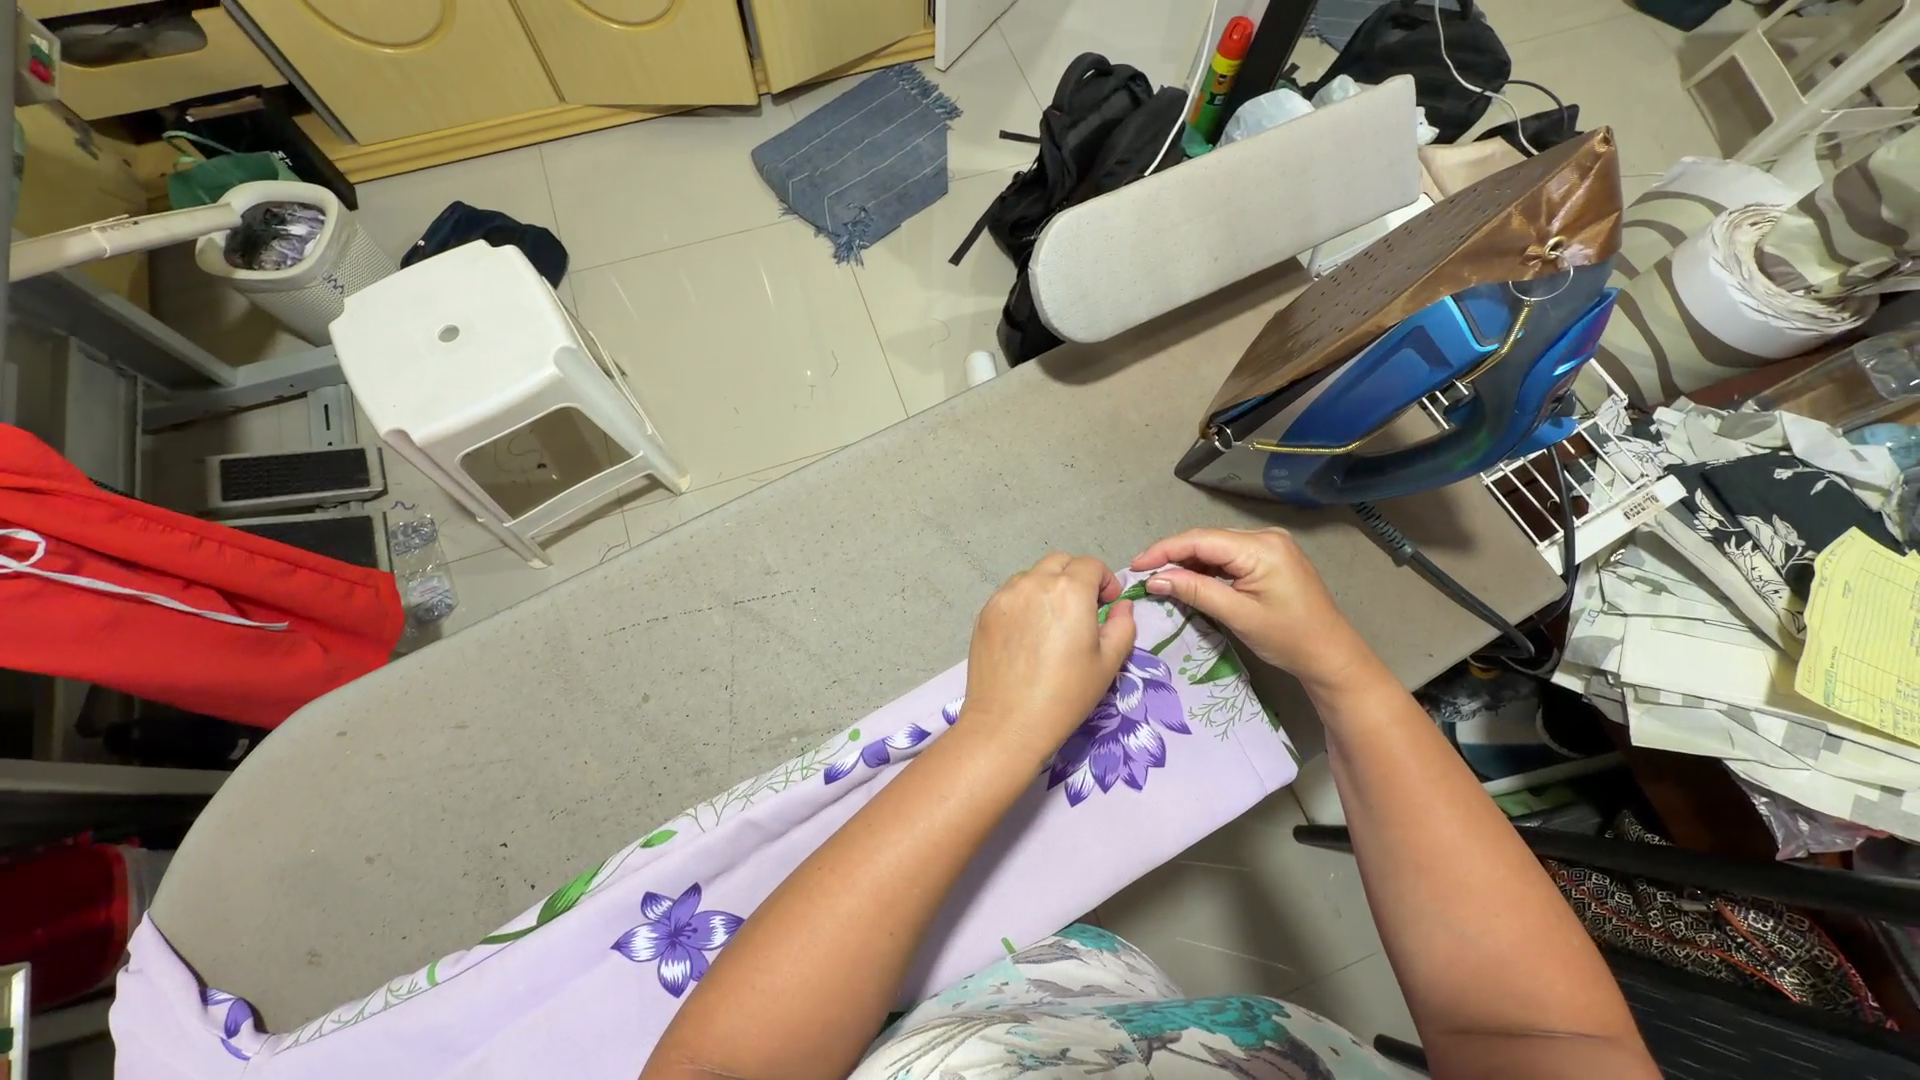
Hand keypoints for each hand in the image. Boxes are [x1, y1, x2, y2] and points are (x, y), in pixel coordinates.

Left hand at [961, 553, 1135, 757]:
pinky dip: (1024, 603)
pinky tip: (1028, 635)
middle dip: (1076, 578)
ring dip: (1048, 587)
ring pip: (1032, 576)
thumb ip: (1122, 626)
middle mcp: (1034, 583)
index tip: (1108, 605)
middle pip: (1059, 563)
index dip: (1105, 581)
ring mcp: (1004, 597)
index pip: (1090, 565)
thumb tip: (1122, 605)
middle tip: (1083, 611)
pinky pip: (1010, 595)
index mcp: (1069, 590)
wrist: (1008, 723)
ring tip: (1053, 623)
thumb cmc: (1066, 695)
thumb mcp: (1108, 663)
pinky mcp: (985, 613)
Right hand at [1131, 528, 1376, 693]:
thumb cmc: (1288, 638)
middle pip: (1207, 540)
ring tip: (1162, 580)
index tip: (1135, 566)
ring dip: (1189, 563)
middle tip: (1144, 576)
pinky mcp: (1272, 558)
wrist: (1331, 655)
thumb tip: (1155, 579)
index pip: (1200, 540)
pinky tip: (1191, 581)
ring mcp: (1271, 545)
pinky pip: (1230, 556)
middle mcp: (1266, 537)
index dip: (1164, 550)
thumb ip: (1195, 590)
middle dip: (1173, 556)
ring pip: (1216, 548)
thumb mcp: (1237, 615)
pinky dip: (1208, 568)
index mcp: (1260, 547)